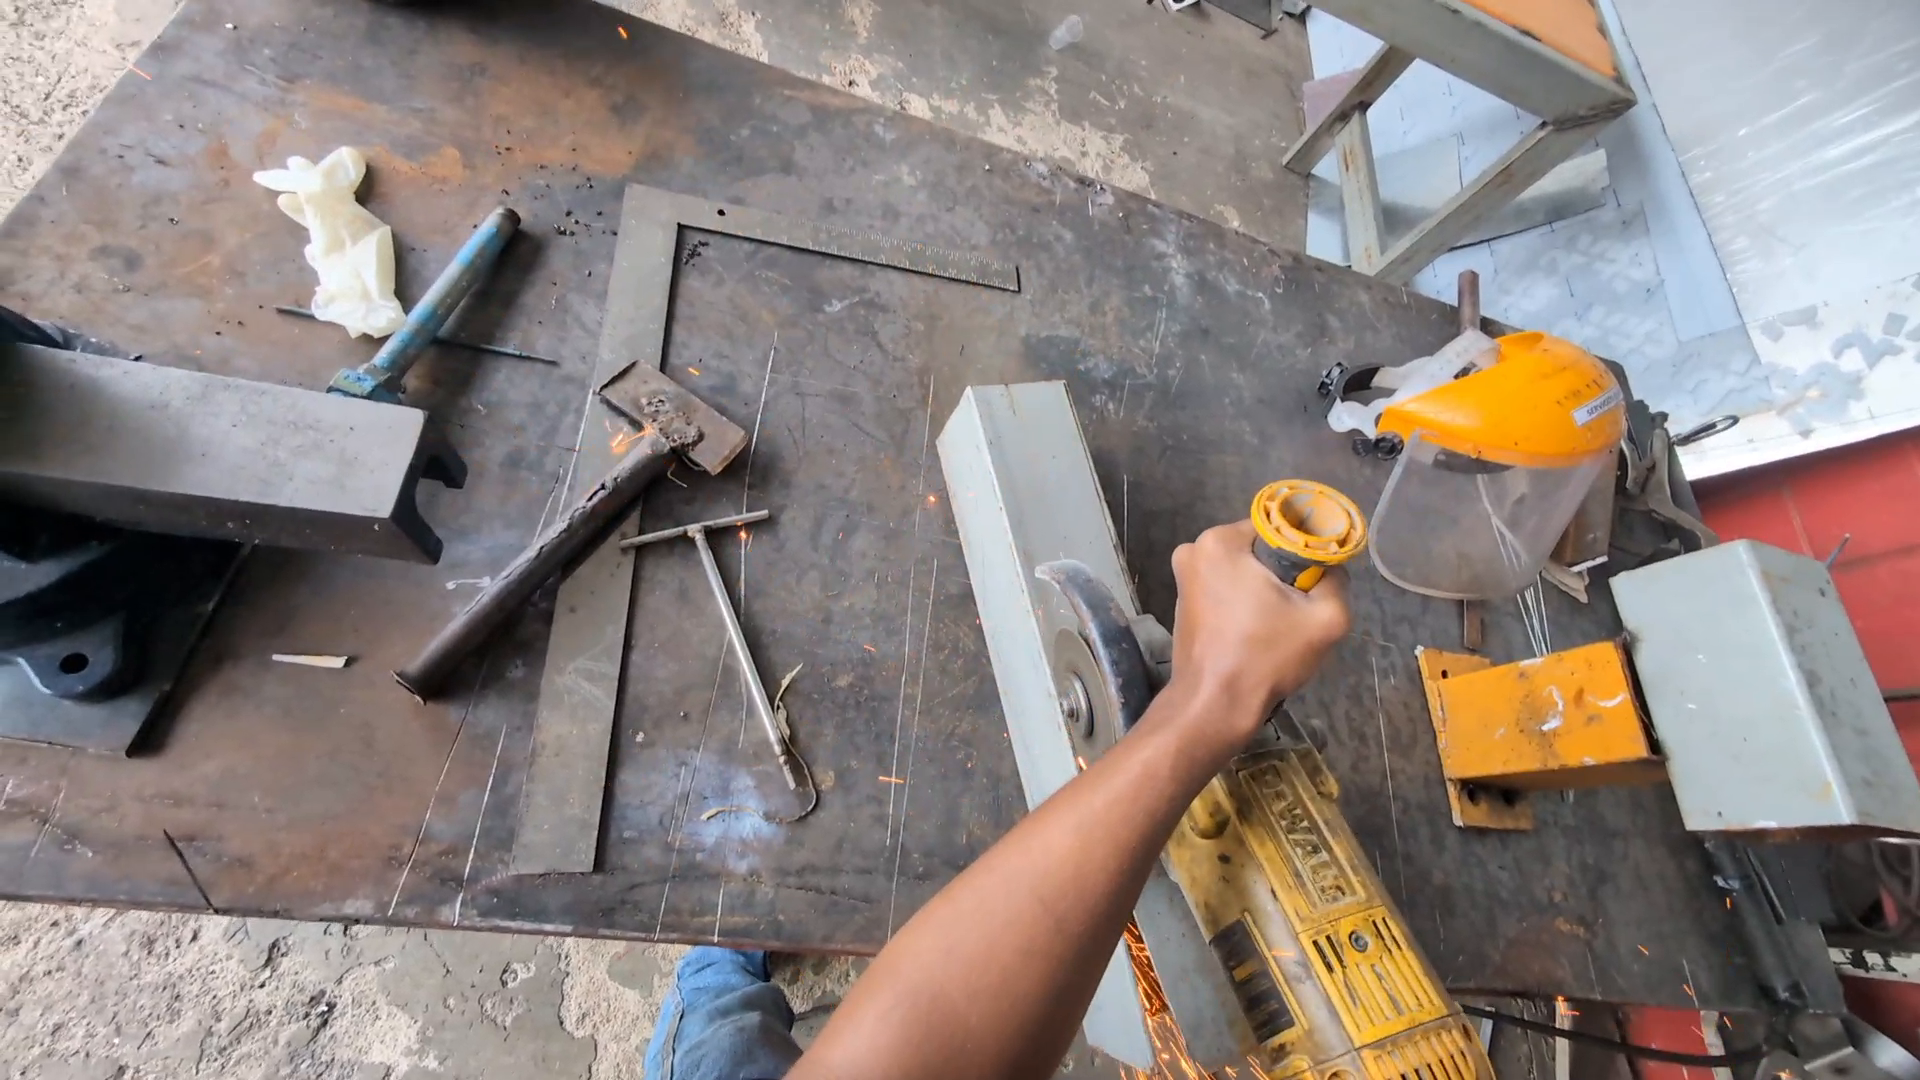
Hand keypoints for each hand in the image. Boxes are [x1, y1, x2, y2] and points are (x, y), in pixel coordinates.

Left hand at [1167, 519, 1351, 744]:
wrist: (1214, 702)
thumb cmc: (1266, 656)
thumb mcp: (1326, 617)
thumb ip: (1336, 580)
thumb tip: (1331, 569)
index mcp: (1220, 541)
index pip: (1277, 528)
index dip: (1304, 550)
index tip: (1317, 579)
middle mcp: (1194, 550)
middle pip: (1258, 549)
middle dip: (1282, 572)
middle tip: (1299, 606)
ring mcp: (1183, 577)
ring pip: (1242, 570)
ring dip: (1263, 589)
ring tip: (1278, 623)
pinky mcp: (1184, 601)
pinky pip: (1225, 588)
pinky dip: (1244, 601)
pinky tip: (1257, 629)